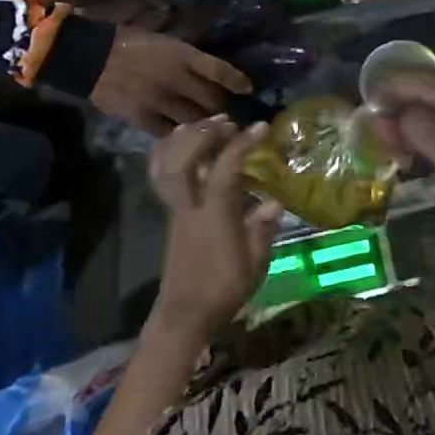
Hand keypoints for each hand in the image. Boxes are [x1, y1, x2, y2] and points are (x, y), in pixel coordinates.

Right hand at [91, 28, 252, 136]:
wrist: (89, 57)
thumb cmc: (126, 41)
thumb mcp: (162, 38)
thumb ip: (185, 56)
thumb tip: (204, 69)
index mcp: (183, 55)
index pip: (220, 70)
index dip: (237, 81)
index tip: (248, 89)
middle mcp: (177, 79)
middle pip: (212, 100)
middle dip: (222, 107)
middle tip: (227, 112)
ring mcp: (161, 101)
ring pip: (195, 120)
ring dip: (206, 125)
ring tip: (211, 129)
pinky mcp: (144, 119)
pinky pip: (170, 133)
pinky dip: (180, 135)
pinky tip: (184, 138)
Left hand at [146, 118, 282, 336]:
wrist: (185, 312)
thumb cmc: (224, 289)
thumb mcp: (254, 265)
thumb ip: (262, 231)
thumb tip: (274, 201)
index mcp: (215, 215)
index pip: (226, 168)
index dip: (243, 144)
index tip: (261, 127)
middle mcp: (190, 204)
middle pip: (187, 157)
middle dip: (207, 133)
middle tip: (230, 122)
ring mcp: (175, 206)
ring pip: (168, 162)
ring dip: (186, 138)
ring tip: (207, 124)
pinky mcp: (168, 210)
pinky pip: (160, 173)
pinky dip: (166, 152)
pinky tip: (181, 142)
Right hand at [372, 69, 434, 218]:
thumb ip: (415, 126)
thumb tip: (391, 114)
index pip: (402, 77)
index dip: (379, 98)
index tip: (367, 128)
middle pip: (412, 89)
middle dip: (392, 114)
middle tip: (385, 147)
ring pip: (424, 105)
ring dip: (408, 127)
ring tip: (401, 155)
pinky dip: (425, 134)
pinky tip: (422, 156)